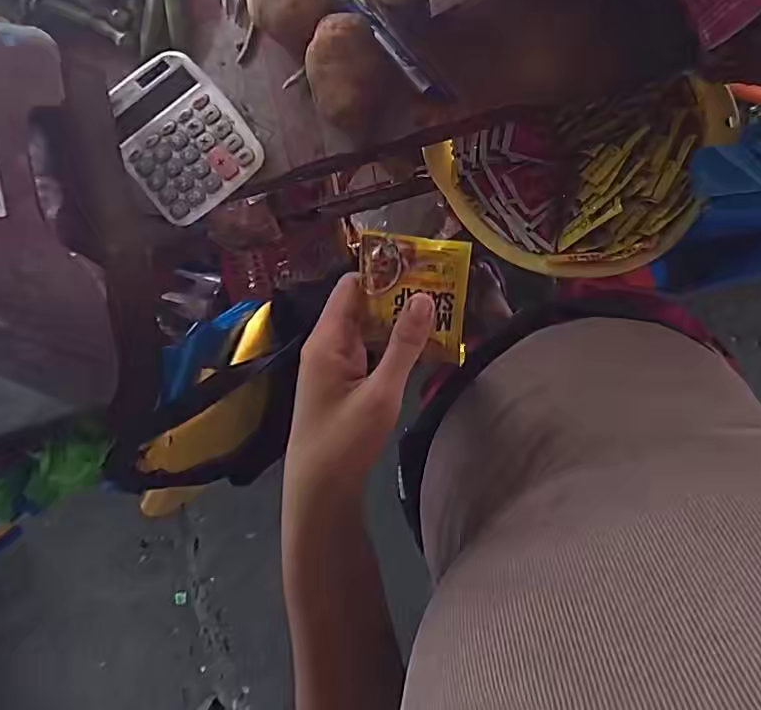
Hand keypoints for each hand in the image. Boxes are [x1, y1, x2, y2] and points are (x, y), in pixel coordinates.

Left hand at [284, 274, 433, 508]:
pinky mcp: (345, 380)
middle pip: (365, 304)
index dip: (384, 272)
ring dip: (401, 321)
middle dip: (401, 295)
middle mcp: (329, 344)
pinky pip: (372, 350)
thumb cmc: (344, 442)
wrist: (319, 495)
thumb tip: (425, 297)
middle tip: (441, 288)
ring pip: (371, 328)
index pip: (352, 286)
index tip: (421, 266)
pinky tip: (424, 345)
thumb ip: (404, 344)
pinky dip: (395, 344)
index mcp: (328, 339)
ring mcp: (336, 363)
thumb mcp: (381, 392)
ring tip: (441, 311)